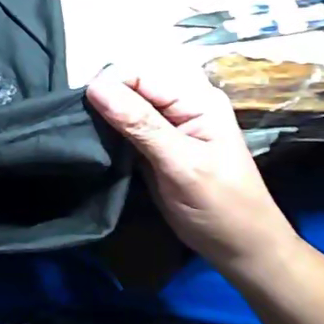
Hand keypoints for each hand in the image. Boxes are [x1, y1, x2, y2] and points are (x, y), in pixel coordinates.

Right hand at [86, 64, 295, 272]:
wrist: (242, 250)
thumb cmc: (219, 207)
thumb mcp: (179, 164)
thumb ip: (139, 124)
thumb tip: (95, 87)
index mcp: (196, 98)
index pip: (139, 74)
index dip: (108, 86)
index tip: (81, 112)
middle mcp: (183, 103)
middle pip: (131, 86)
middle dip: (105, 101)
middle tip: (81, 129)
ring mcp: (171, 124)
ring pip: (126, 107)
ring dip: (105, 119)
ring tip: (85, 137)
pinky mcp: (158, 144)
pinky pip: (128, 127)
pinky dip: (111, 135)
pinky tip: (98, 146)